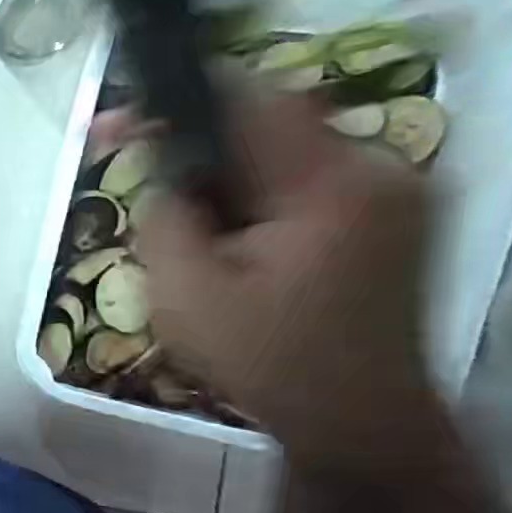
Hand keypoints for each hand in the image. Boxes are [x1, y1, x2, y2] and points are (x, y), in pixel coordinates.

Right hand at [137, 92, 437, 463]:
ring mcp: (392, 195)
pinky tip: (216, 229)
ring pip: (283, 156)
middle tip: (129, 156)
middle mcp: (377, 172)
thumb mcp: (184, 288)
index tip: (119, 112)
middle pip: (268, 127)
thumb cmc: (261, 355)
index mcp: (331, 185)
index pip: (253, 104)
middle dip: (192, 138)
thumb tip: (154, 163)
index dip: (180, 97)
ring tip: (168, 207)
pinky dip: (251, 193)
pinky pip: (304, 183)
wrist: (352, 415)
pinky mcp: (387, 220)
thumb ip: (164, 214)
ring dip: (219, 170)